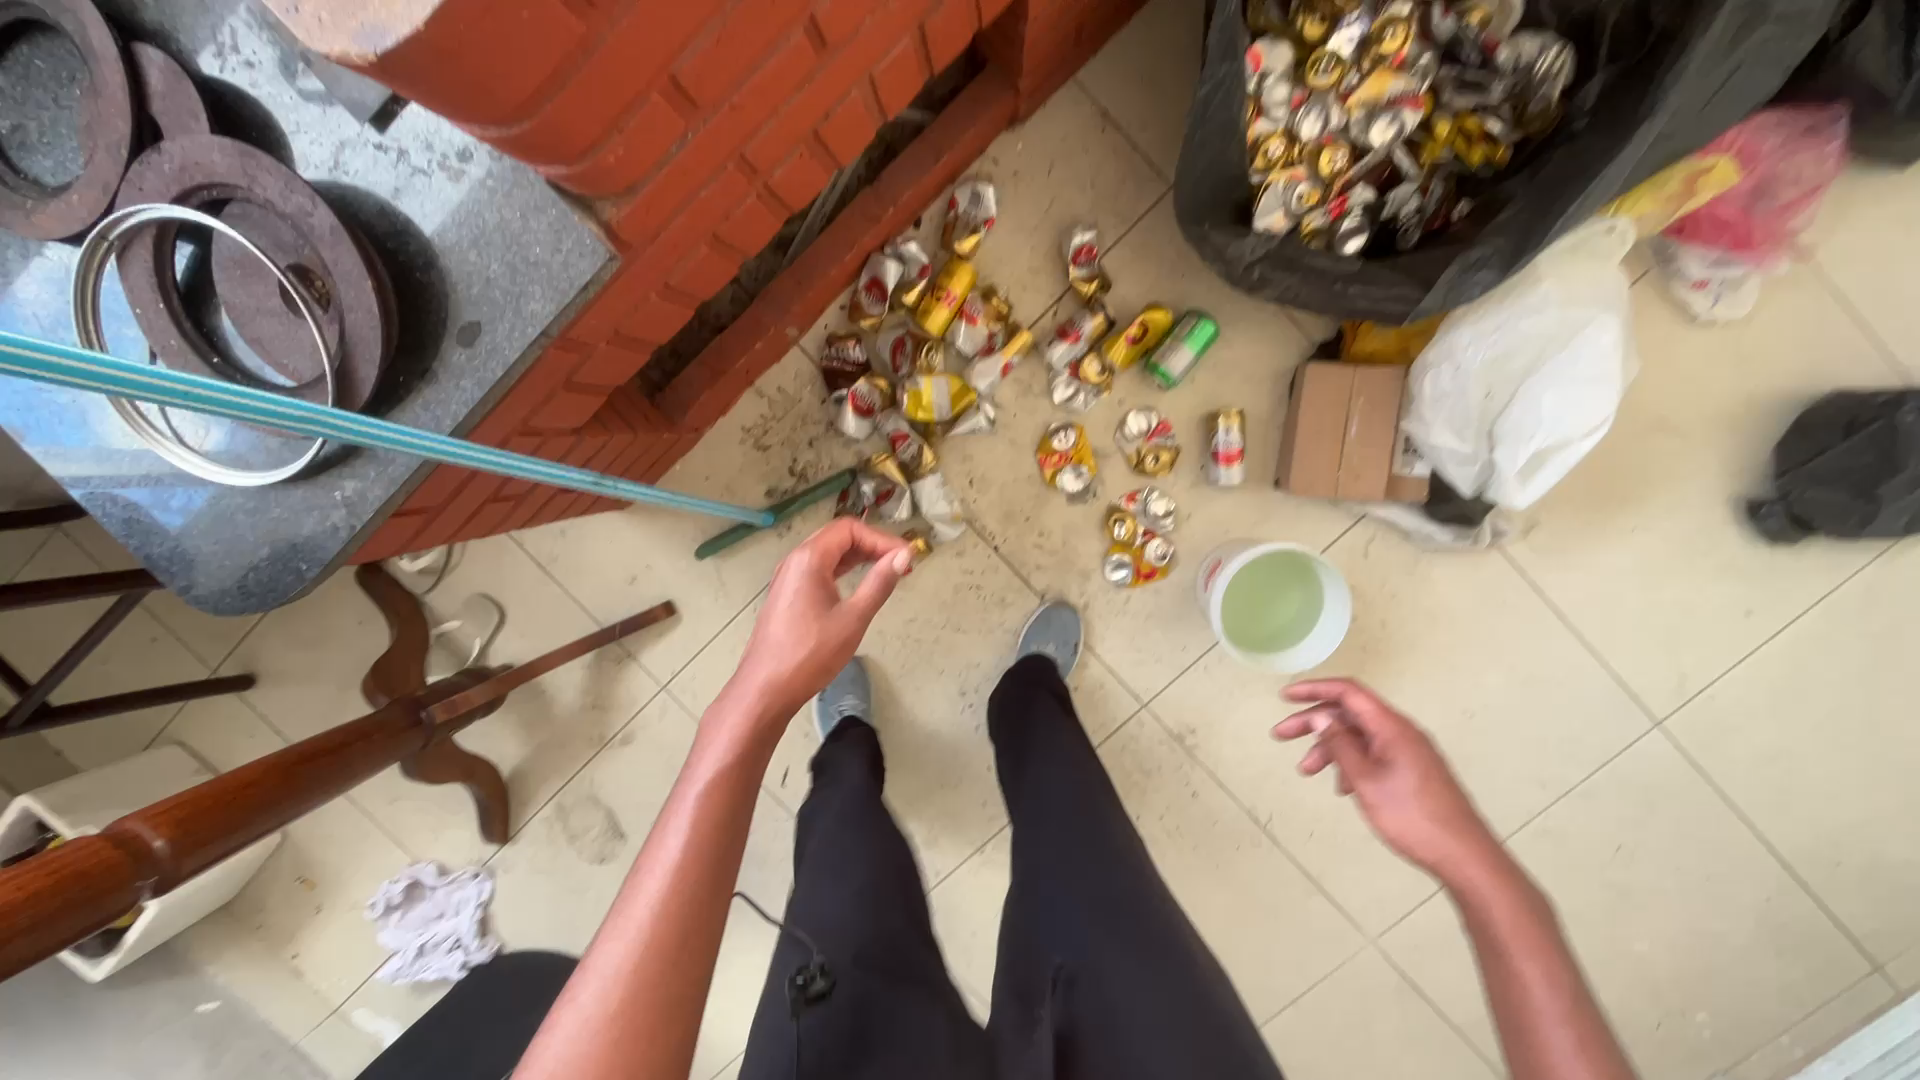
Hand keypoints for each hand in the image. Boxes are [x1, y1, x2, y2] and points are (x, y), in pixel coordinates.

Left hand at [717, 518, 912, 733]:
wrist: (766, 689)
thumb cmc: (811, 654)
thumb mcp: (853, 619)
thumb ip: (879, 583)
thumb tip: (904, 556)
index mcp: (809, 559)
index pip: (849, 529)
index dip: (882, 538)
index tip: (906, 557)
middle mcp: (795, 561)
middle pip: (838, 536)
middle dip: (872, 544)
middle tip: (900, 564)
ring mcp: (788, 577)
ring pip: (828, 553)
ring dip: (858, 557)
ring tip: (886, 572)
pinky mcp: (787, 594)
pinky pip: (818, 569)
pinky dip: (842, 570)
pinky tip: (858, 585)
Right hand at [1273, 679, 1501, 884]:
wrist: (1464, 855)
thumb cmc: (1410, 816)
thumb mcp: (1365, 780)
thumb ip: (1340, 744)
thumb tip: (1321, 716)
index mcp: (1392, 727)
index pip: (1348, 692)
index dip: (1314, 689)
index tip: (1285, 697)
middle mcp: (1401, 732)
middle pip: (1350, 714)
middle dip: (1313, 722)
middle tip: (1281, 736)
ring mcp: (1409, 752)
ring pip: (1359, 737)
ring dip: (1330, 749)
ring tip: (1307, 772)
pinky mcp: (1412, 771)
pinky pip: (1373, 754)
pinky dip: (1351, 763)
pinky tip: (1342, 787)